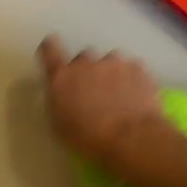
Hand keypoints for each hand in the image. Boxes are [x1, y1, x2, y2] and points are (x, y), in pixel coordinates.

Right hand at [37, 36, 174, 169]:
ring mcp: (114, 61)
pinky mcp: (137, 67)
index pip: (49, 49)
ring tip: (120, 96)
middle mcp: (86, 62)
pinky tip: (136, 96)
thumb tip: (64, 92)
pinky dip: (132, 79)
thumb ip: (58, 100)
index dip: (51, 49)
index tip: (55, 55)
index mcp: (62, 76)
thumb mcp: (60, 125)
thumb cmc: (89, 138)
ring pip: (110, 61)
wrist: (130, 137)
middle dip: (87, 71)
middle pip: (84, 57)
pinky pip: (132, 68)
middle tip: (95, 92)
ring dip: (111, 73)